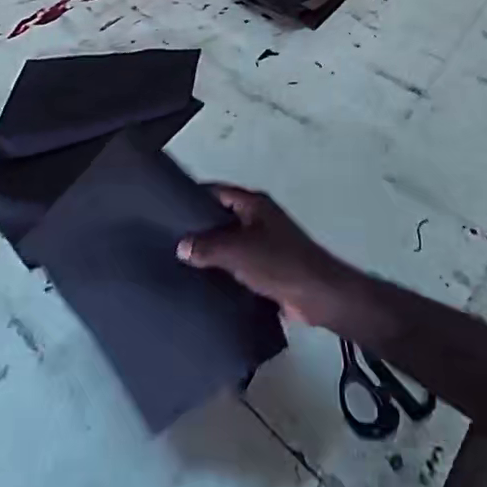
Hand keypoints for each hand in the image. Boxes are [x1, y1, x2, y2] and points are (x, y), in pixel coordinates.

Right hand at [177, 184, 365, 328]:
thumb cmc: (280, 263)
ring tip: (180, 262)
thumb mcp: (238, 251)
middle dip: (199, 227)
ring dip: (211, 251)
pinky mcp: (267, 267)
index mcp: (254, 204)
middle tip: (169, 238)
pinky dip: (222, 269)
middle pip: (222, 216)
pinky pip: (237, 262)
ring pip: (228, 241)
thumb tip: (182, 246)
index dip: (194, 196)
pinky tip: (203, 281)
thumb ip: (207, 246)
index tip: (169, 207)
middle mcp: (259, 218)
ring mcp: (264, 242)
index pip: (218, 192)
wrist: (317, 295)